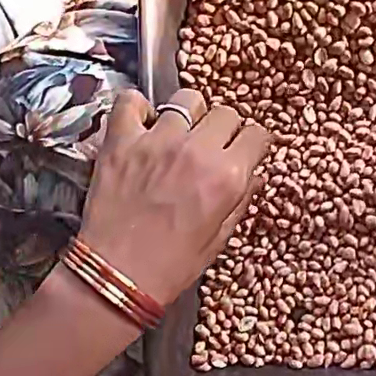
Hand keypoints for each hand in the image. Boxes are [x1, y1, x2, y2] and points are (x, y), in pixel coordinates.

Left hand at [78, 88, 271, 305]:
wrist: (117, 275)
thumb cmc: (172, 265)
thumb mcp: (220, 238)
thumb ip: (240, 200)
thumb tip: (253, 174)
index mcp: (227, 176)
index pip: (257, 134)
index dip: (254, 141)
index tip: (247, 147)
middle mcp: (197, 150)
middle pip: (225, 112)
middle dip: (225, 127)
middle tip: (213, 144)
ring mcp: (157, 141)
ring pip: (186, 100)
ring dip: (188, 115)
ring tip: (179, 133)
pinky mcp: (122, 141)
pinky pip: (132, 102)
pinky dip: (138, 107)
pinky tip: (142, 123)